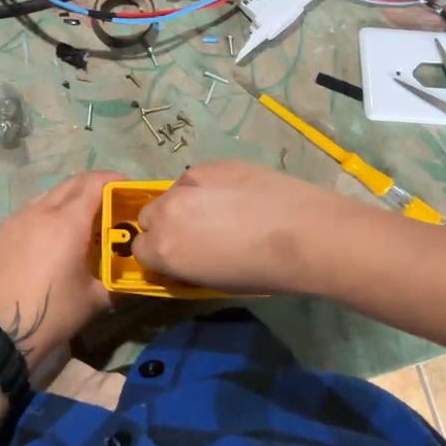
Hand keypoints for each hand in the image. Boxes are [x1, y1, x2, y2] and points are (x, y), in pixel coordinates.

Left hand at [0, 170, 122, 369]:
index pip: (95, 184)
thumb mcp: (95, 299)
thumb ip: (116, 279)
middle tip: (109, 201)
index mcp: (68, 222)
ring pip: (48, 195)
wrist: (0, 332)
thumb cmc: (53, 313)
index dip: (114, 180)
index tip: (127, 188)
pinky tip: (49, 235)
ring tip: (80, 219)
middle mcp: (40, 211)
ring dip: (68, 198)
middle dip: (94, 186)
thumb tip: (130, 274)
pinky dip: (46, 213)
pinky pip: (28, 212)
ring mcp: (16, 219)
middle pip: (72, 184)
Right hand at [132, 160, 367, 294]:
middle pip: (148, 216)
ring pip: (172, 193)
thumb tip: (182, 256)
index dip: (160, 254)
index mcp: (163, 248)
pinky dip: (209, 187)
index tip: (182, 258)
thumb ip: (184, 265)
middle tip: (200, 234)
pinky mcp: (212, 163)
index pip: (139, 249)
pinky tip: (239, 196)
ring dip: (186, 203)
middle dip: (167, 225)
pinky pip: (197, 177)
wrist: (306, 234)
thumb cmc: (262, 273)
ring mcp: (188, 182)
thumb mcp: (213, 282)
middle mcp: (166, 211)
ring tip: (225, 212)